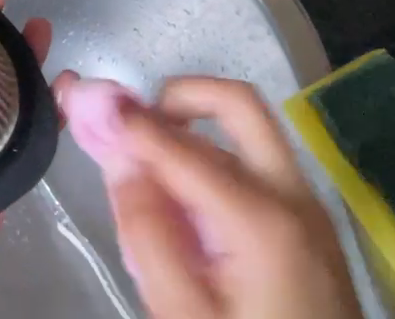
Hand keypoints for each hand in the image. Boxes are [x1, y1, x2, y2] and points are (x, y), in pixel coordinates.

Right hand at [78, 77, 360, 318]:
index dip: (128, 118)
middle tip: (133, 123)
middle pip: (237, 104)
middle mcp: (294, 195)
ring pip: (245, 132)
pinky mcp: (310, 225)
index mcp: (262, 218)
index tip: (85, 97)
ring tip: (146, 165)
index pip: (180, 143)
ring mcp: (309, 208)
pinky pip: (256, 164)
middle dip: (176, 97)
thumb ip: (146, 232)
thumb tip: (118, 155)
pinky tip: (181, 199)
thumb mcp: (184, 314)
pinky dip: (211, 156)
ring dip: (191, 128)